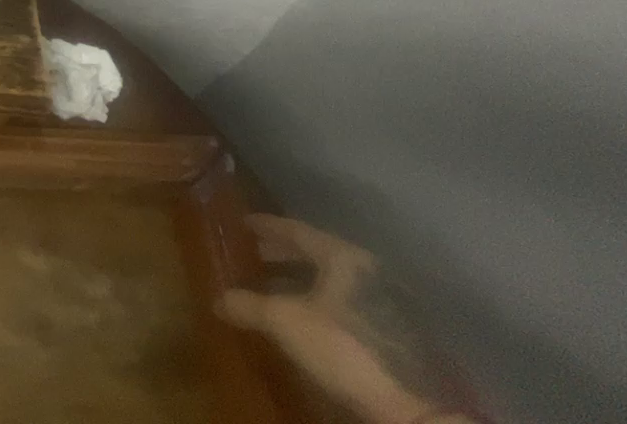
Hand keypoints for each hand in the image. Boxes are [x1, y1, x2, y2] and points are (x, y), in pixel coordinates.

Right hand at [219, 215, 448, 423]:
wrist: (408, 406)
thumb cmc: (343, 346)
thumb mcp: (284, 321)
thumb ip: (247, 304)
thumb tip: (218, 299)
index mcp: (344, 258)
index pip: (298, 230)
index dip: (267, 225)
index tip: (243, 221)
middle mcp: (369, 272)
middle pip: (317, 254)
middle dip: (282, 255)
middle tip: (253, 255)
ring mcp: (387, 302)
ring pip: (333, 281)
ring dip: (301, 281)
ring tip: (272, 288)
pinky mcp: (395, 332)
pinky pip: (346, 303)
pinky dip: (320, 301)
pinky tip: (303, 317)